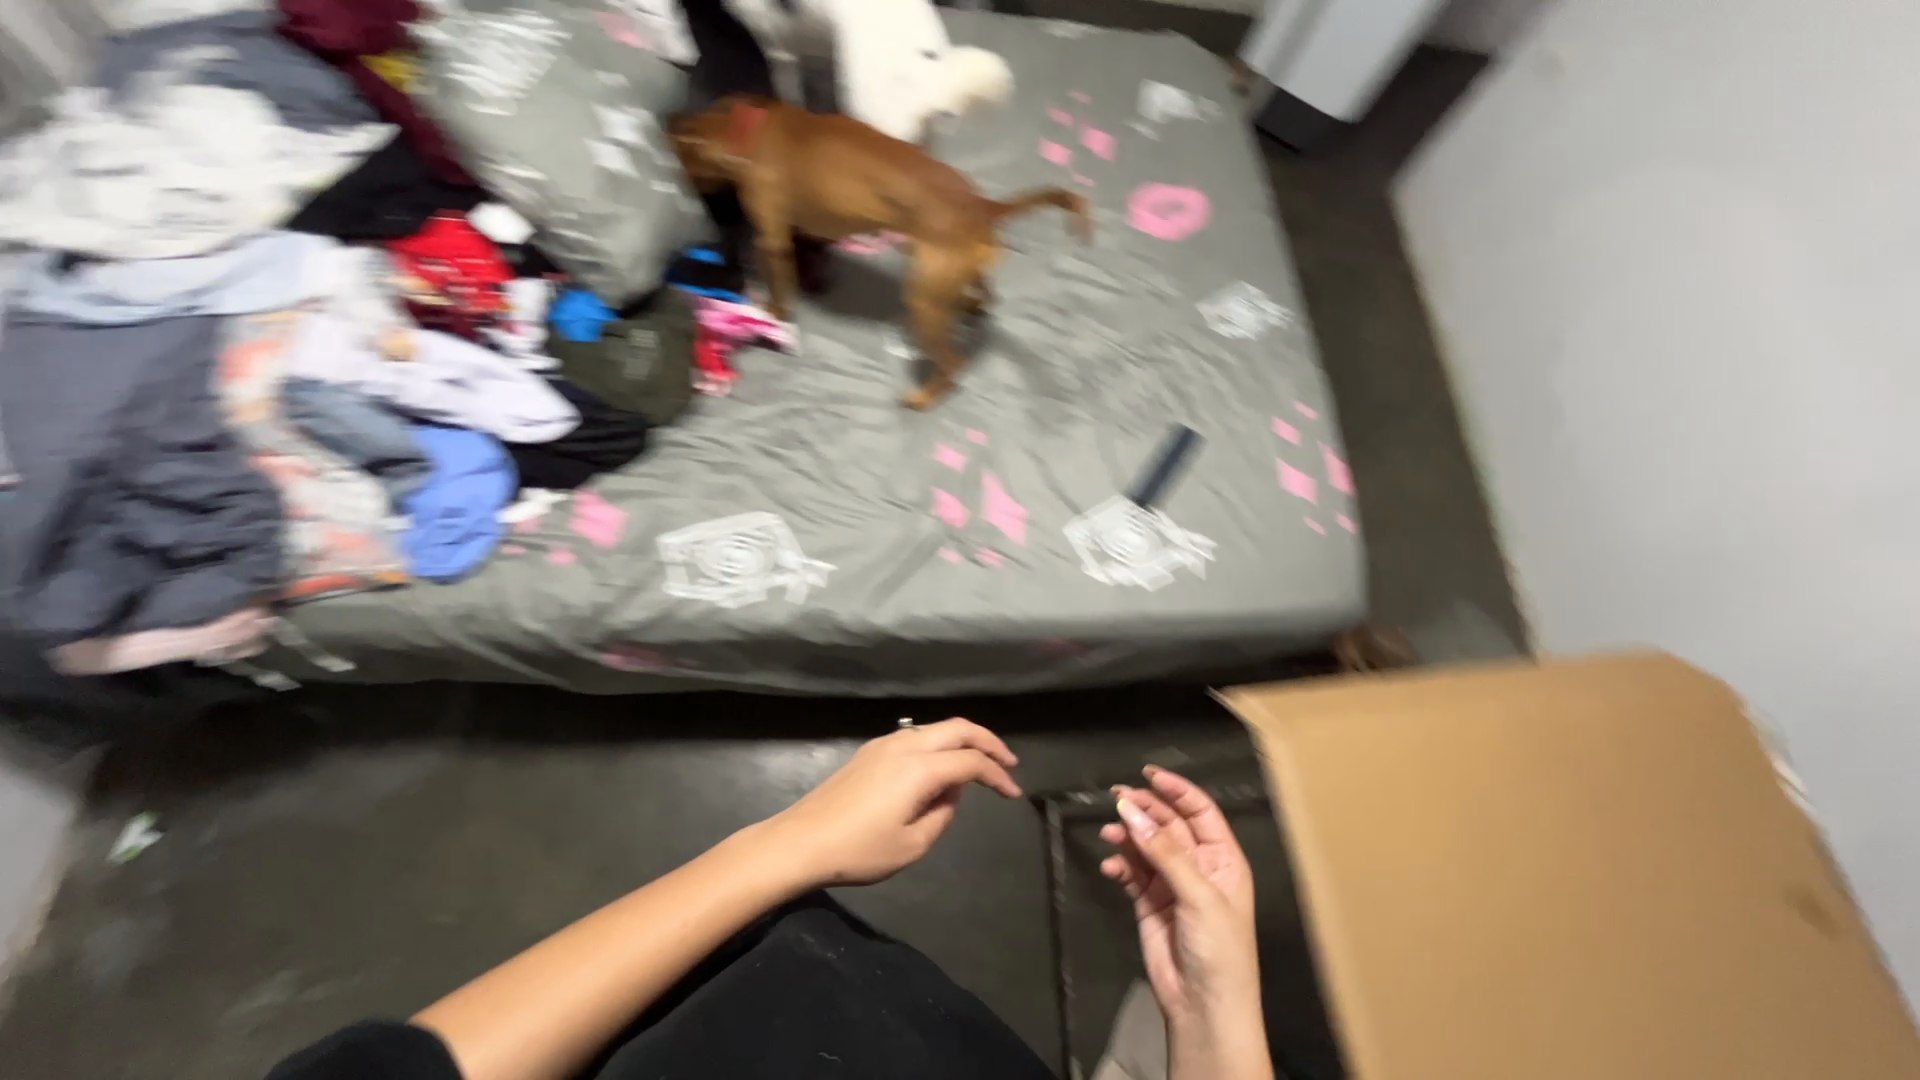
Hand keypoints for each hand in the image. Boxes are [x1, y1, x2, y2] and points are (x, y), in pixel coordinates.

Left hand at [764, 718, 1021, 888]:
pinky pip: (916, 737)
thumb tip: (950, 792)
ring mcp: (884, 744)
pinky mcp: (869, 751)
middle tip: (1007, 763)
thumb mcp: (913, 845)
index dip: (997, 775)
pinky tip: (940, 769)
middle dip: (988, 741)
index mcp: (919, 768)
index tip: (1013, 794)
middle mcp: (905, 745)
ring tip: (978, 765)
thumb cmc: (859, 850)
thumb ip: (943, 814)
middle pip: (958, 728)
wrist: (801, 841)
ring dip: (962, 740)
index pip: (970, 761)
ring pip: (935, 728)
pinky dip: (939, 745)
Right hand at [1102, 767, 1267, 1076]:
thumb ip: (1163, 852)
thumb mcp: (1198, 895)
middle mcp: (1197, 865)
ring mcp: (1171, 883)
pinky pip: (1131, 872)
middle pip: (1167, 824)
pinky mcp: (1148, 902)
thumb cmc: (1219, 948)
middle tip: (1116, 798)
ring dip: (1127, 836)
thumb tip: (1131, 809)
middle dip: (1144, 809)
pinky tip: (1111, 868)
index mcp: (1222, 858)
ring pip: (1145, 845)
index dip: (1176, 790)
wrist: (1203, 1007)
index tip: (1147, 774)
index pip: (1199, 811)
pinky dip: (1119, 866)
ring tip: (1109, 834)